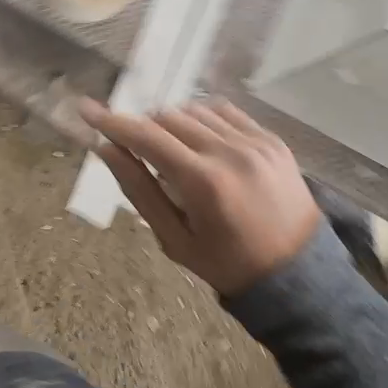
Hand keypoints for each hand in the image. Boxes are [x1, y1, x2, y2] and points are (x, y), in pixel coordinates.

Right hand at [82, 98, 320, 295]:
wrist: (301, 279)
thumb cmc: (229, 265)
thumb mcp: (175, 240)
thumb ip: (138, 190)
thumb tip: (106, 149)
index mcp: (204, 182)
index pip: (146, 137)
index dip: (111, 121)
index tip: (85, 108)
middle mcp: (229, 152)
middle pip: (167, 117)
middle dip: (145, 129)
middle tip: (141, 153)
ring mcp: (255, 142)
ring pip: (194, 110)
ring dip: (174, 124)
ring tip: (177, 153)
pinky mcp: (272, 139)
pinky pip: (224, 111)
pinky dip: (203, 119)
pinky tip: (203, 142)